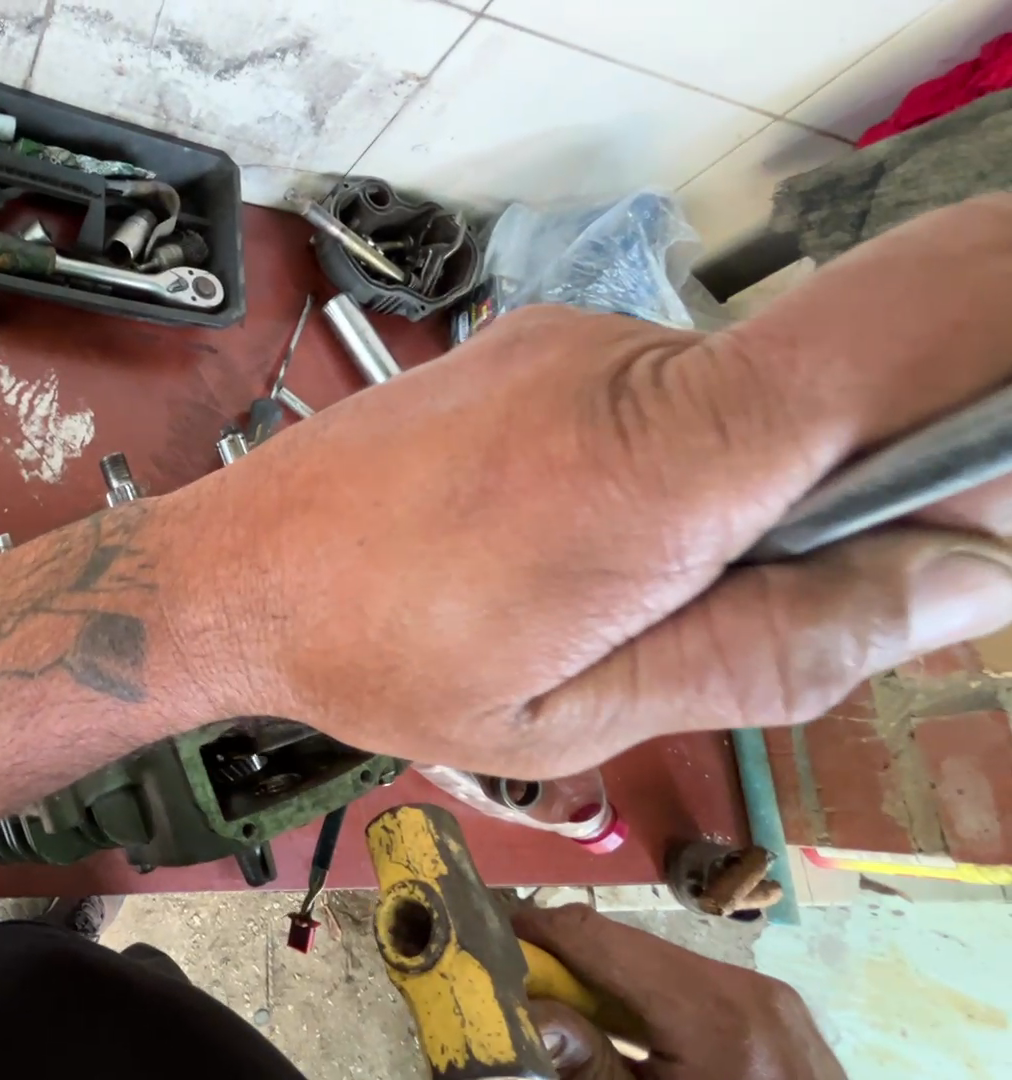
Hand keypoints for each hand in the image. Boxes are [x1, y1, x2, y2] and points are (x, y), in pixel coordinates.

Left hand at [170, 195, 1011, 775]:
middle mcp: (613, 359)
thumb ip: (775, 647)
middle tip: (716, 609)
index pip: (948, 308)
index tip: (964, 508)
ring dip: (722, 499)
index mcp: (660, 453)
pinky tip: (544, 542)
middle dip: (842, 503)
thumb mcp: (570, 711)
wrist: (224, 574)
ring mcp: (550, 346)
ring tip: (586, 589)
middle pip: (850, 385)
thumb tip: (957, 579)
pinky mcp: (507, 358)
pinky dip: (651, 468)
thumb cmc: (361, 651)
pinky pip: (644, 400)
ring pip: (736, 407)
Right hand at [515, 904, 844, 1078]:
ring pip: (649, 957)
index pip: (594, 935)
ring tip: (574, 1014)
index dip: (533, 929)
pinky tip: (627, 1027)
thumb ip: (586, 1063)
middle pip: (620, 942)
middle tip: (524, 986)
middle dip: (565, 958)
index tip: (487, 936)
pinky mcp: (775, 1009)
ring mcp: (767, 995)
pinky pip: (684, 978)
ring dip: (601, 974)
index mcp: (714, 1014)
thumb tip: (524, 1009)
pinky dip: (642, 992)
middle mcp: (746, 987)